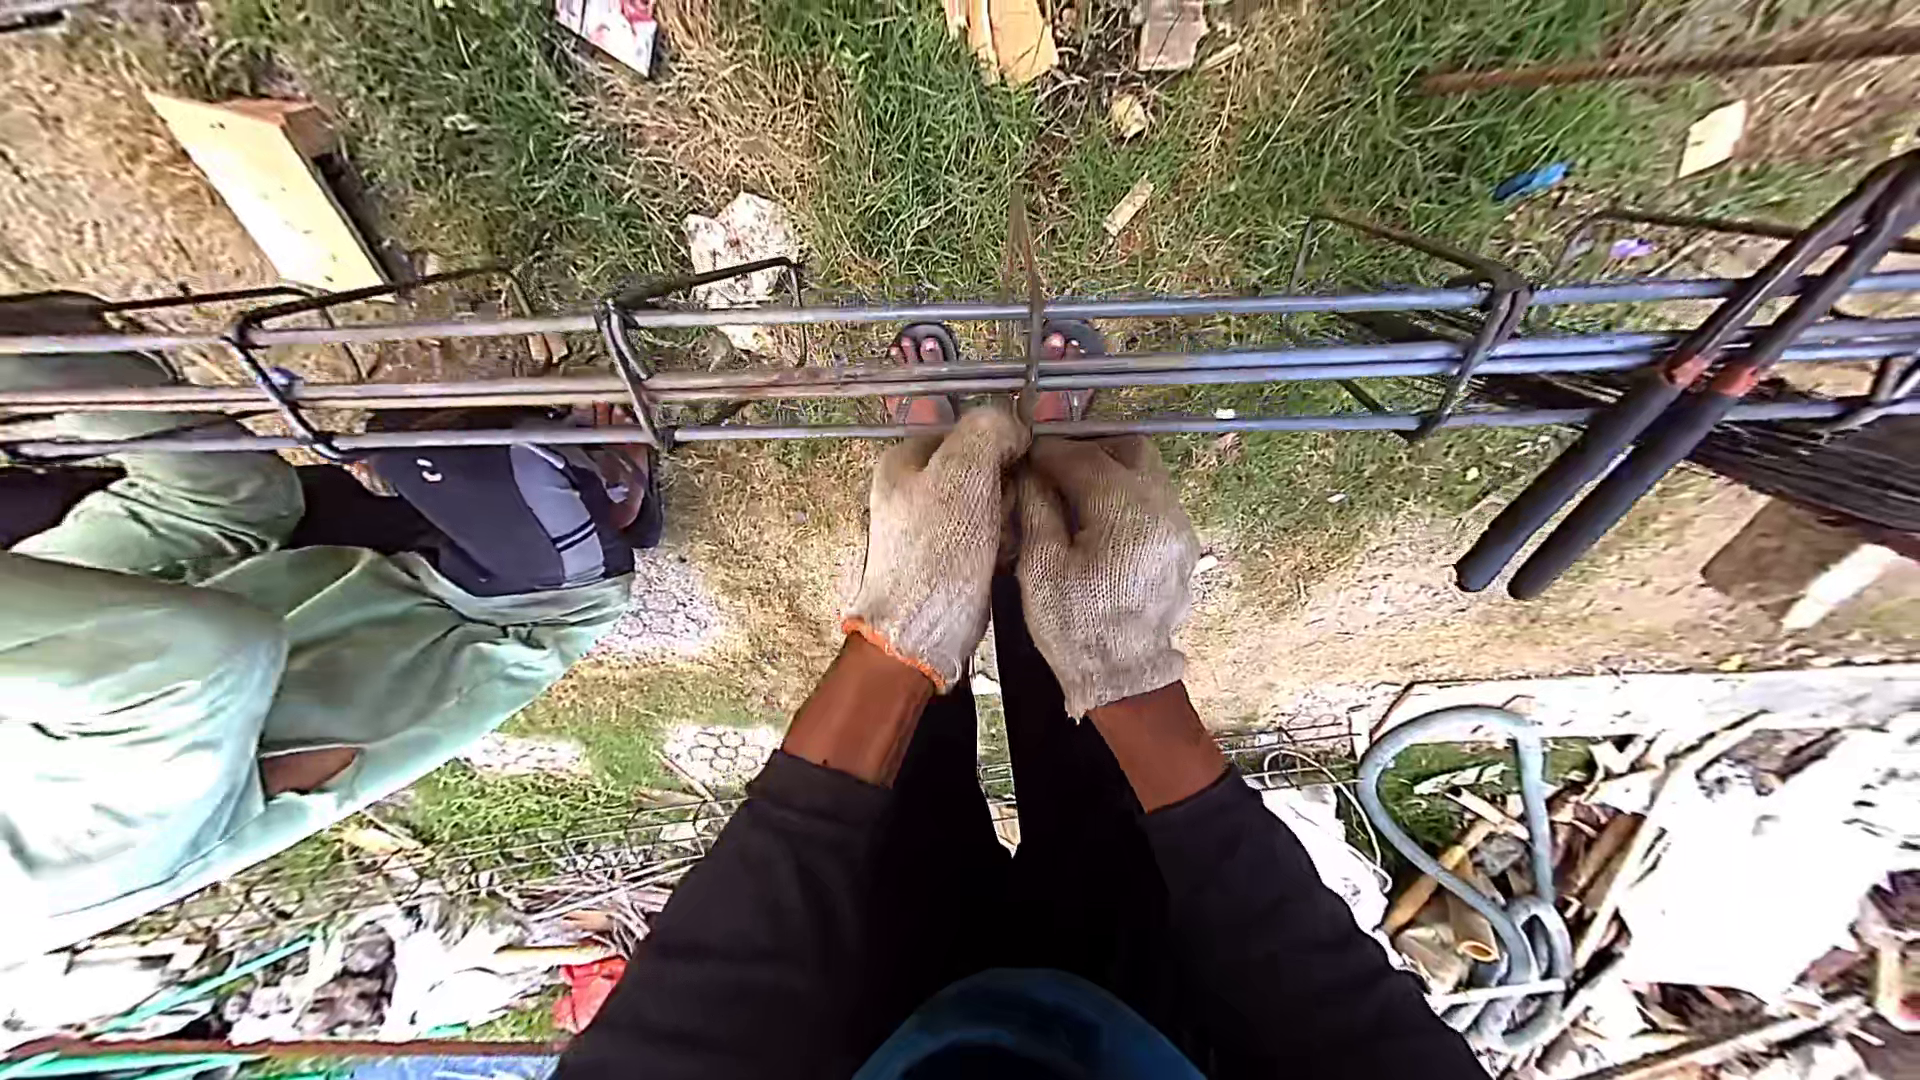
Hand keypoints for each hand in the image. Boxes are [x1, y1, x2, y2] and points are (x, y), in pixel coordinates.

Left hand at [842, 407, 1029, 690]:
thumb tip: (1012, 426)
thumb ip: (987, 431)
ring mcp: (929, 522)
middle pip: (980, 465)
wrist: (923, 629)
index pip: (967, 429)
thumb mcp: (962, 473)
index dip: (999, 444)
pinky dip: (1000, 539)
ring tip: (1002, 538)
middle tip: (1003, 510)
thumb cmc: (938, 549)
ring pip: (989, 498)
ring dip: (1006, 515)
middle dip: (1003, 486)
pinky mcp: (947, 553)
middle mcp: (913, 486)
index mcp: (905, 458)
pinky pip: (987, 529)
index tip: (1015, 469)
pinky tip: (1000, 555)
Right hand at [1014, 436, 1199, 716]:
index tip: (1028, 454)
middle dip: (1088, 450)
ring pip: (1146, 472)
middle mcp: (1163, 512)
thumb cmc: (1075, 627)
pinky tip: (1097, 516)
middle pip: (1129, 450)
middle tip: (1054, 469)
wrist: (1125, 677)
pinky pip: (1153, 498)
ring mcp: (1179, 527)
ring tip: (1072, 491)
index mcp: (1127, 516)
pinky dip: (1124, 493)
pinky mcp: (1181, 543)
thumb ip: (1037, 507)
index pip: (1087, 459)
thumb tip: (1032, 471)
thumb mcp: (1041, 567)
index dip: (1052, 452)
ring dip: (1108, 470)